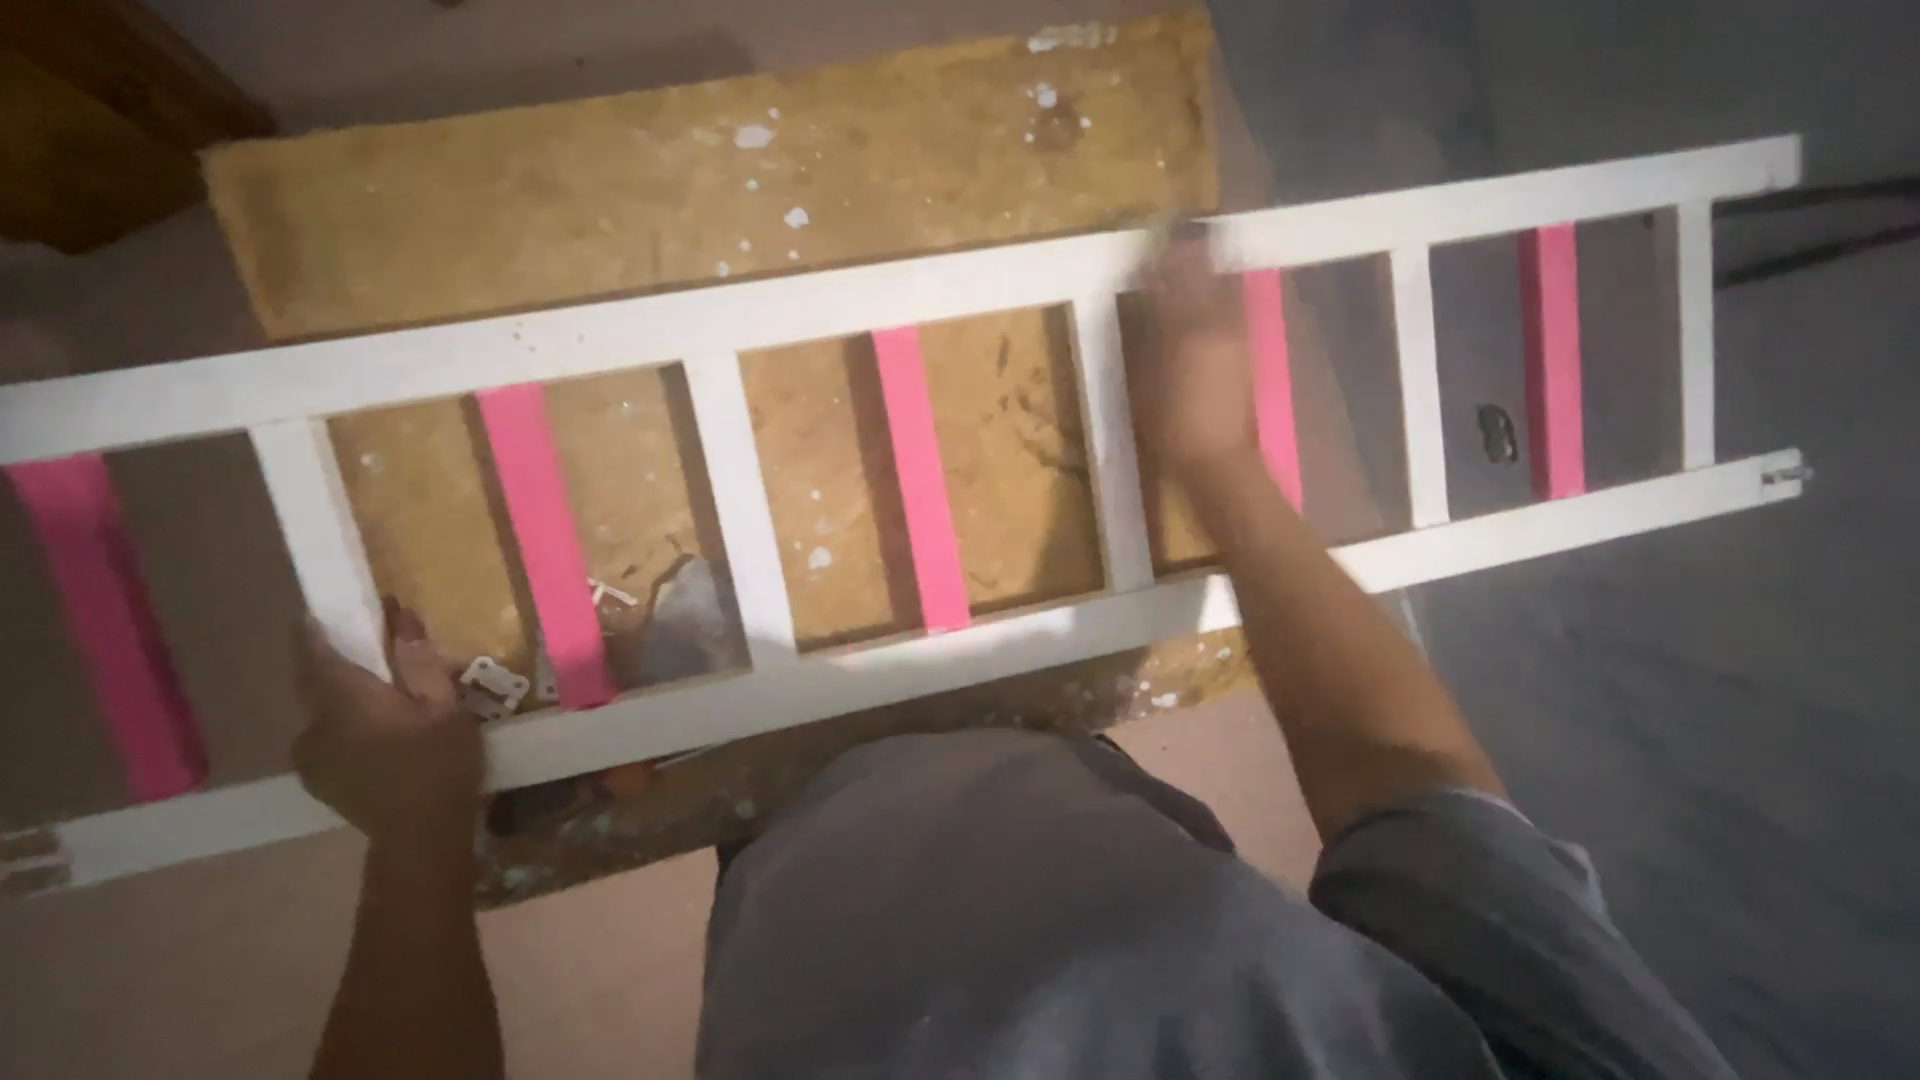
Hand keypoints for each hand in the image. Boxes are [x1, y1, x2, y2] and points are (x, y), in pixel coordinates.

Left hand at [293, 601, 482, 851]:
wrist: (418, 834)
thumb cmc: (439, 762)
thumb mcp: (445, 707)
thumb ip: (419, 662)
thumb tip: (400, 618)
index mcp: (344, 700)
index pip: (314, 653)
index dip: (313, 629)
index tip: (319, 611)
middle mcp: (314, 723)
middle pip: (317, 683)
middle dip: (338, 665)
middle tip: (374, 657)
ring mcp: (310, 755)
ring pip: (324, 714)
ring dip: (346, 702)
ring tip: (386, 706)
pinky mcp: (317, 778)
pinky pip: (327, 739)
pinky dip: (347, 729)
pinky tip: (380, 740)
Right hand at [1138, 220, 1258, 473]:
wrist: (1217, 457)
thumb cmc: (1169, 424)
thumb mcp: (1144, 379)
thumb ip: (1144, 332)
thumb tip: (1144, 297)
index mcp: (1185, 328)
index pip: (1171, 276)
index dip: (1159, 253)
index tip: (1150, 235)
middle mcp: (1217, 321)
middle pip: (1205, 270)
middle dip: (1192, 246)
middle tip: (1180, 229)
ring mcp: (1237, 332)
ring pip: (1226, 281)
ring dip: (1212, 260)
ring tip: (1201, 245)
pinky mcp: (1247, 345)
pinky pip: (1235, 301)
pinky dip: (1224, 284)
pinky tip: (1217, 282)